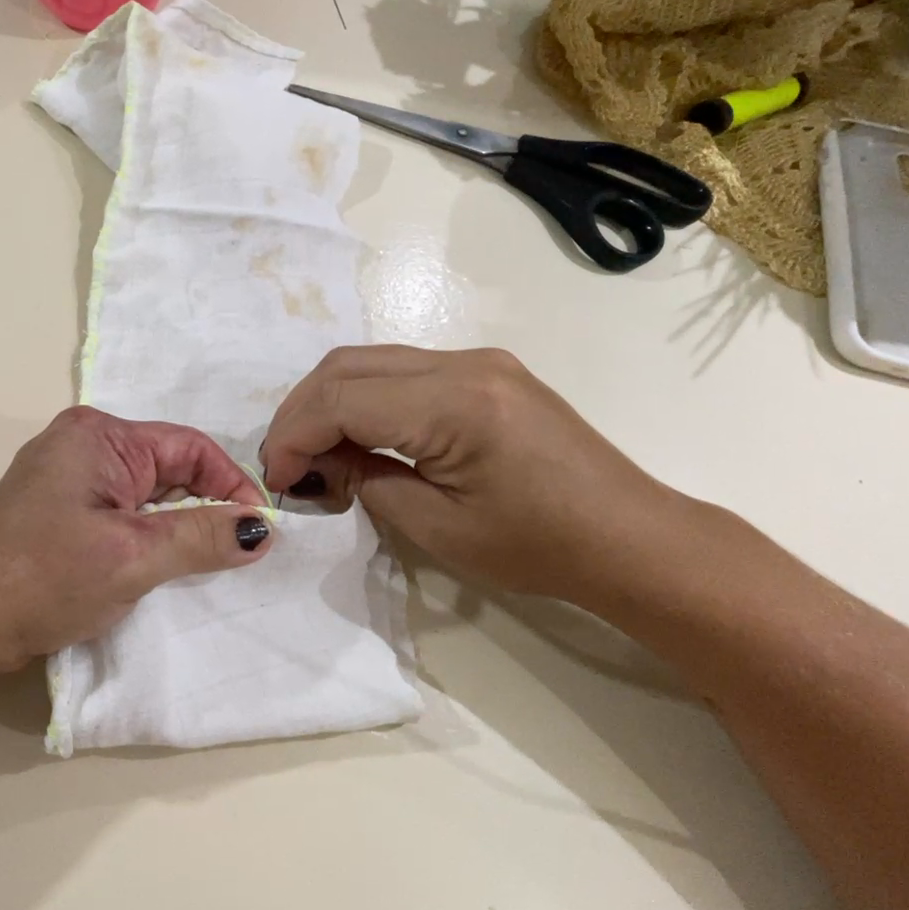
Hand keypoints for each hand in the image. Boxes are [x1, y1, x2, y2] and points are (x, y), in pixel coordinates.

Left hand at [0, 407, 272, 677]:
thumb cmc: (47, 578)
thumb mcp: (134, 556)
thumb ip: (201, 537)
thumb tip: (261, 528)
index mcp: (98, 436)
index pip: (189, 447)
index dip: (231, 486)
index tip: (258, 532)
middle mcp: (80, 444)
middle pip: (166, 467)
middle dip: (203, 507)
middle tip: (233, 553)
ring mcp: (63, 476)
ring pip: (143, 493)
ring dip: (173, 525)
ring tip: (197, 563)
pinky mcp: (55, 508)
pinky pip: (117, 510)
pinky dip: (143, 534)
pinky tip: (154, 564)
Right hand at [259, 346, 685, 605]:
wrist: (630, 539)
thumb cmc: (539, 547)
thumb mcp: (436, 527)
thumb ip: (366, 480)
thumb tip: (319, 463)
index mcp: (456, 404)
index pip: (341, 398)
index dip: (293, 437)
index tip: (277, 482)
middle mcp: (464, 364)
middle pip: (345, 366)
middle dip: (299, 414)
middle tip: (285, 467)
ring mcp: (477, 362)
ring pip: (367, 362)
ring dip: (325, 404)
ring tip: (311, 456)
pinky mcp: (483, 373)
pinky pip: (398, 373)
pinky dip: (360, 400)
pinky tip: (353, 439)